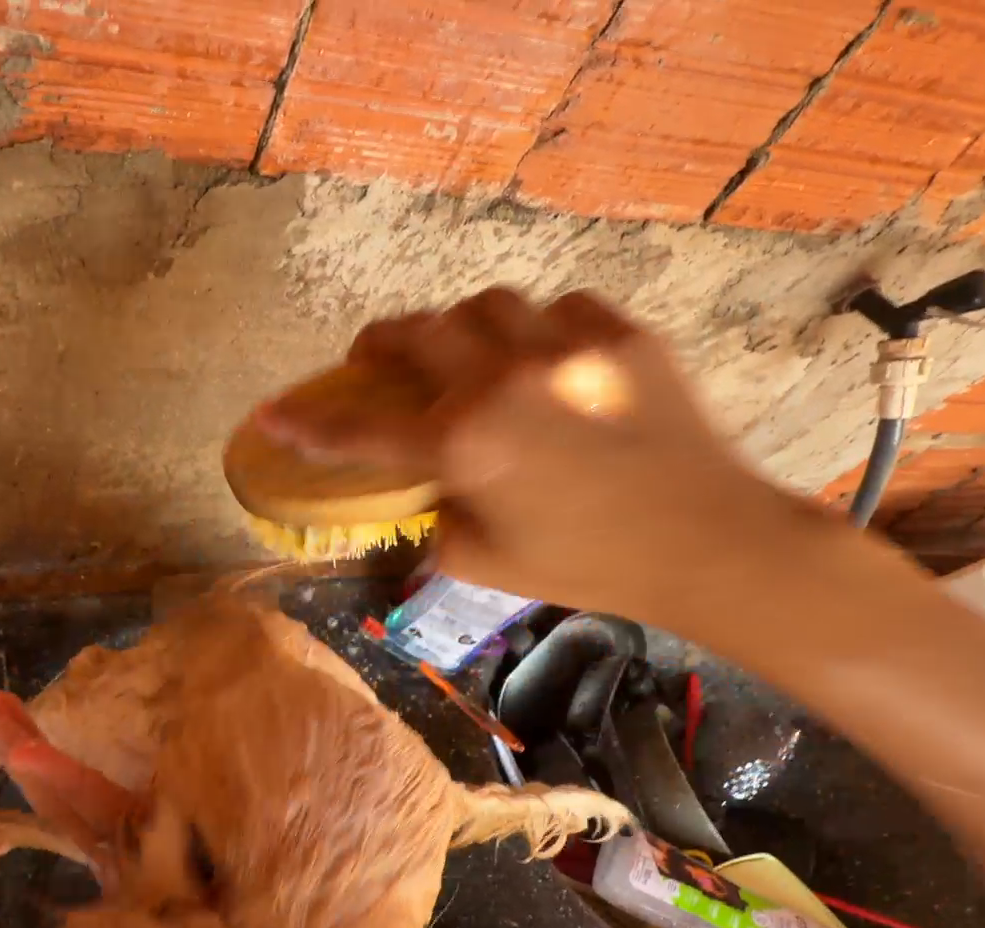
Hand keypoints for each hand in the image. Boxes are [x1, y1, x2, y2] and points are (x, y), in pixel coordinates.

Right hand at [255, 288, 828, 624]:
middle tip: (376, 361)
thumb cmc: (587, 565)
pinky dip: (535, 330)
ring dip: (460, 330)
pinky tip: (544, 362)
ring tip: (469, 358)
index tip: (270, 413)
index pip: (361, 429)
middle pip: (415, 331)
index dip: (306, 423)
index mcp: (463, 445)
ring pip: (484, 305)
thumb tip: (417, 487)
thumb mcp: (478, 561)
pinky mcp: (624, 335)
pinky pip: (557, 308)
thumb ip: (430, 516)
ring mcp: (568, 350)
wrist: (714, 544)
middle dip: (379, 344)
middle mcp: (504, 383)